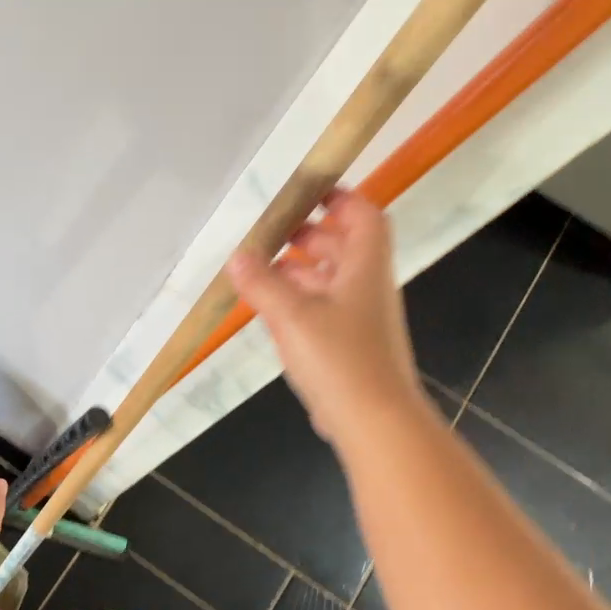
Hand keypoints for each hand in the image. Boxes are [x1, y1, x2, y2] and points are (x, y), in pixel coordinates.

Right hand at [225, 189, 432, 446]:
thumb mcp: (292, 316)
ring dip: (300, 269)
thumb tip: (238, 255)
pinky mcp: (347, 345)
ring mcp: (358, 317)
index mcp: (364, 266)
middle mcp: (366, 285)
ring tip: (262, 270)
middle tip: (273, 233)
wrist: (372, 416)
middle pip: (343, 246)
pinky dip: (298, 301)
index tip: (306, 193)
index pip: (362, 215)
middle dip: (310, 234)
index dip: (338, 199)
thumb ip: (262, 283)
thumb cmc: (339, 358)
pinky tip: (271, 311)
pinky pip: (322, 309)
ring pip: (330, 279)